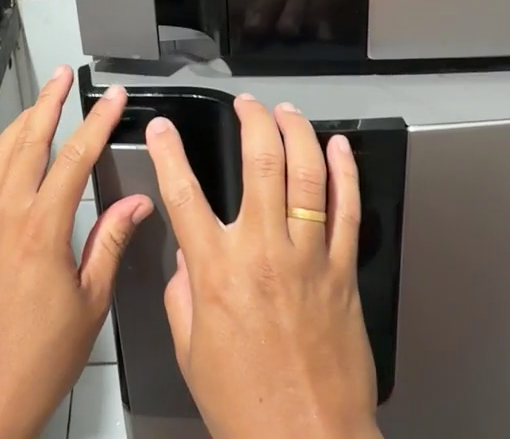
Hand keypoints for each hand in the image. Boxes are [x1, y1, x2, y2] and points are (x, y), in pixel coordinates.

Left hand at [0, 67, 150, 438]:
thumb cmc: (39, 358)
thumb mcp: (91, 300)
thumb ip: (112, 242)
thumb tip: (136, 204)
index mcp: (40, 231)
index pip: (73, 158)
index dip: (96, 122)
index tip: (113, 99)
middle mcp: (6, 219)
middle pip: (27, 142)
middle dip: (48, 102)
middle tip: (63, 75)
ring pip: (1, 156)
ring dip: (23, 122)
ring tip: (42, 100)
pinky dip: (6, 154)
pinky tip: (18, 154)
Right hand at [148, 95, 380, 438]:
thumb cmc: (248, 405)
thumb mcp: (191, 350)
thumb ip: (183, 294)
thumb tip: (186, 258)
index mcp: (216, 272)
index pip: (183, 192)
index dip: (168, 152)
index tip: (161, 130)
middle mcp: (263, 253)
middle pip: (259, 162)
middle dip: (251, 120)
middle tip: (245, 105)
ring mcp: (308, 258)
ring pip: (307, 174)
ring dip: (296, 132)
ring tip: (286, 111)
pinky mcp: (342, 272)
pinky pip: (347, 209)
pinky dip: (344, 172)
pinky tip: (338, 148)